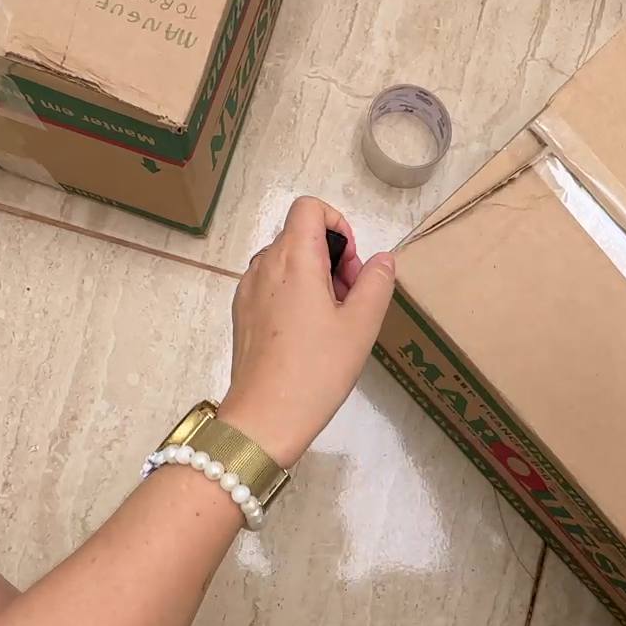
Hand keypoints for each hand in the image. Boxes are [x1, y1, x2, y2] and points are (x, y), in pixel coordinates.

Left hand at [220, 197, 396, 464]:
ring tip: (332, 324)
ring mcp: (248, 290)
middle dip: (333, 258)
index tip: (353, 267)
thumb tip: (383, 259)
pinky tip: (308, 338)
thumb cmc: (317, 370)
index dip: (339, 225)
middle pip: (300, 235)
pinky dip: (295, 297)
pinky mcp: (242, 315)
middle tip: (352, 302)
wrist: (265, 418)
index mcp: (294, 258)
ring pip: (287, 263)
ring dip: (315, 279)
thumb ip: (377, 283)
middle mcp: (264, 265)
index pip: (310, 207)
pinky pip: (273, 287)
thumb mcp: (361, 326)